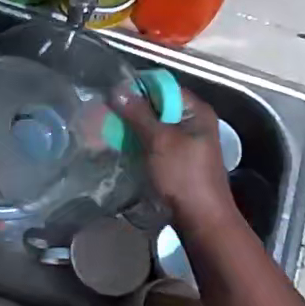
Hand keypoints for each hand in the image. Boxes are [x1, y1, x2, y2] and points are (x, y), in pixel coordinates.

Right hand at [111, 86, 240, 227]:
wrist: (200, 218)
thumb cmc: (183, 176)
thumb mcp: (159, 141)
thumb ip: (138, 114)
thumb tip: (118, 89)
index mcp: (196, 111)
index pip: (164, 87)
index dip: (139, 87)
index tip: (113, 93)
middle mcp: (192, 122)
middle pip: (157, 106)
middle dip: (131, 109)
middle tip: (104, 112)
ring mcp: (184, 142)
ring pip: (152, 126)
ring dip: (131, 127)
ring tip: (106, 128)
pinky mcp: (175, 159)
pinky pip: (153, 143)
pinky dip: (137, 142)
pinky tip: (119, 146)